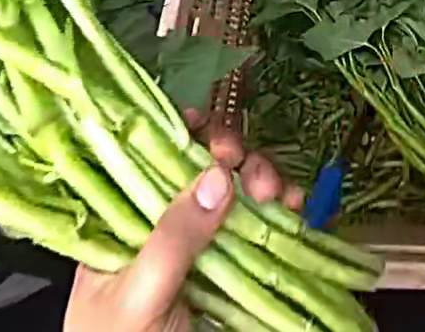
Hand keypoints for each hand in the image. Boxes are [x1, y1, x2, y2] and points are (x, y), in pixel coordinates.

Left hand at [65, 113, 304, 331]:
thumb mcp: (135, 299)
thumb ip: (172, 239)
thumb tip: (217, 174)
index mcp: (130, 223)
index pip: (152, 158)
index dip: (180, 133)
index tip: (204, 125)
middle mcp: (173, 221)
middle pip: (205, 165)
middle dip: (230, 151)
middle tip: (240, 159)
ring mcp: (211, 239)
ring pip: (241, 185)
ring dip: (262, 175)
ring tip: (272, 191)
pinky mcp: (244, 259)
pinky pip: (268, 219)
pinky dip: (285, 204)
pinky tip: (294, 207)